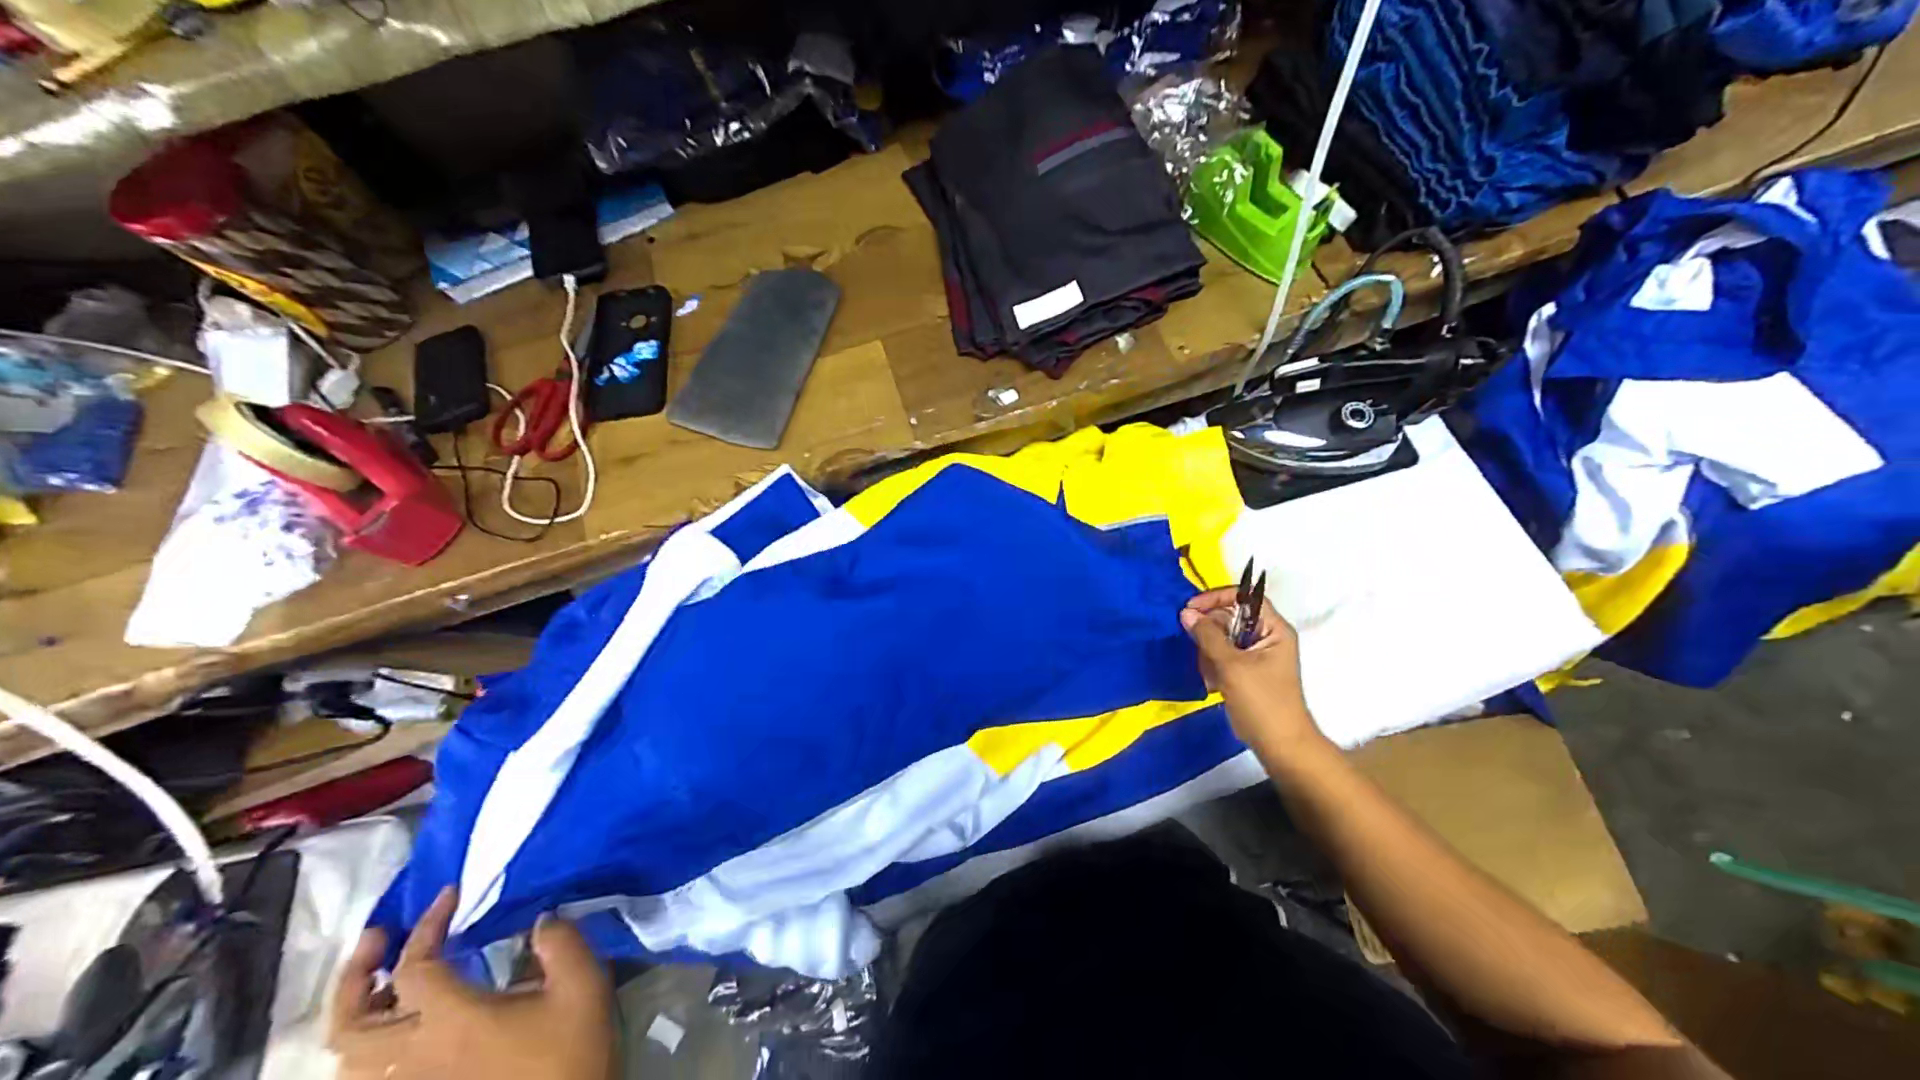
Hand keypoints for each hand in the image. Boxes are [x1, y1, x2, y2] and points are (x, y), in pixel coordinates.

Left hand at [330, 887, 613, 1079]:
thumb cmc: (569, 1052)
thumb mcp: (583, 985)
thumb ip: (561, 942)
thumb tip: (541, 918)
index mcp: (451, 1019)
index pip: (414, 965)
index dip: (426, 925)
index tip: (450, 895)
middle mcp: (414, 1055)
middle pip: (350, 1022)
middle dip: (355, 975)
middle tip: (379, 939)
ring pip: (348, 1058)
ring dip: (355, 1014)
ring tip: (382, 984)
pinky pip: (370, 1078)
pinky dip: (367, 1051)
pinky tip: (397, 1031)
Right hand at [1181, 588, 1325, 757]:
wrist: (1281, 745)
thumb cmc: (1262, 702)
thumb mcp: (1231, 666)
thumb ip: (1207, 636)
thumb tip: (1186, 613)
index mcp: (1274, 629)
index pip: (1245, 597)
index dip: (1217, 598)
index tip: (1191, 609)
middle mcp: (1267, 637)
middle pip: (1230, 618)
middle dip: (1210, 632)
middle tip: (1196, 648)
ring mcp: (1257, 655)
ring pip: (1223, 639)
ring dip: (1210, 653)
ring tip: (1210, 675)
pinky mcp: (1248, 672)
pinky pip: (1224, 657)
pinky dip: (1214, 666)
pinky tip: (1213, 684)